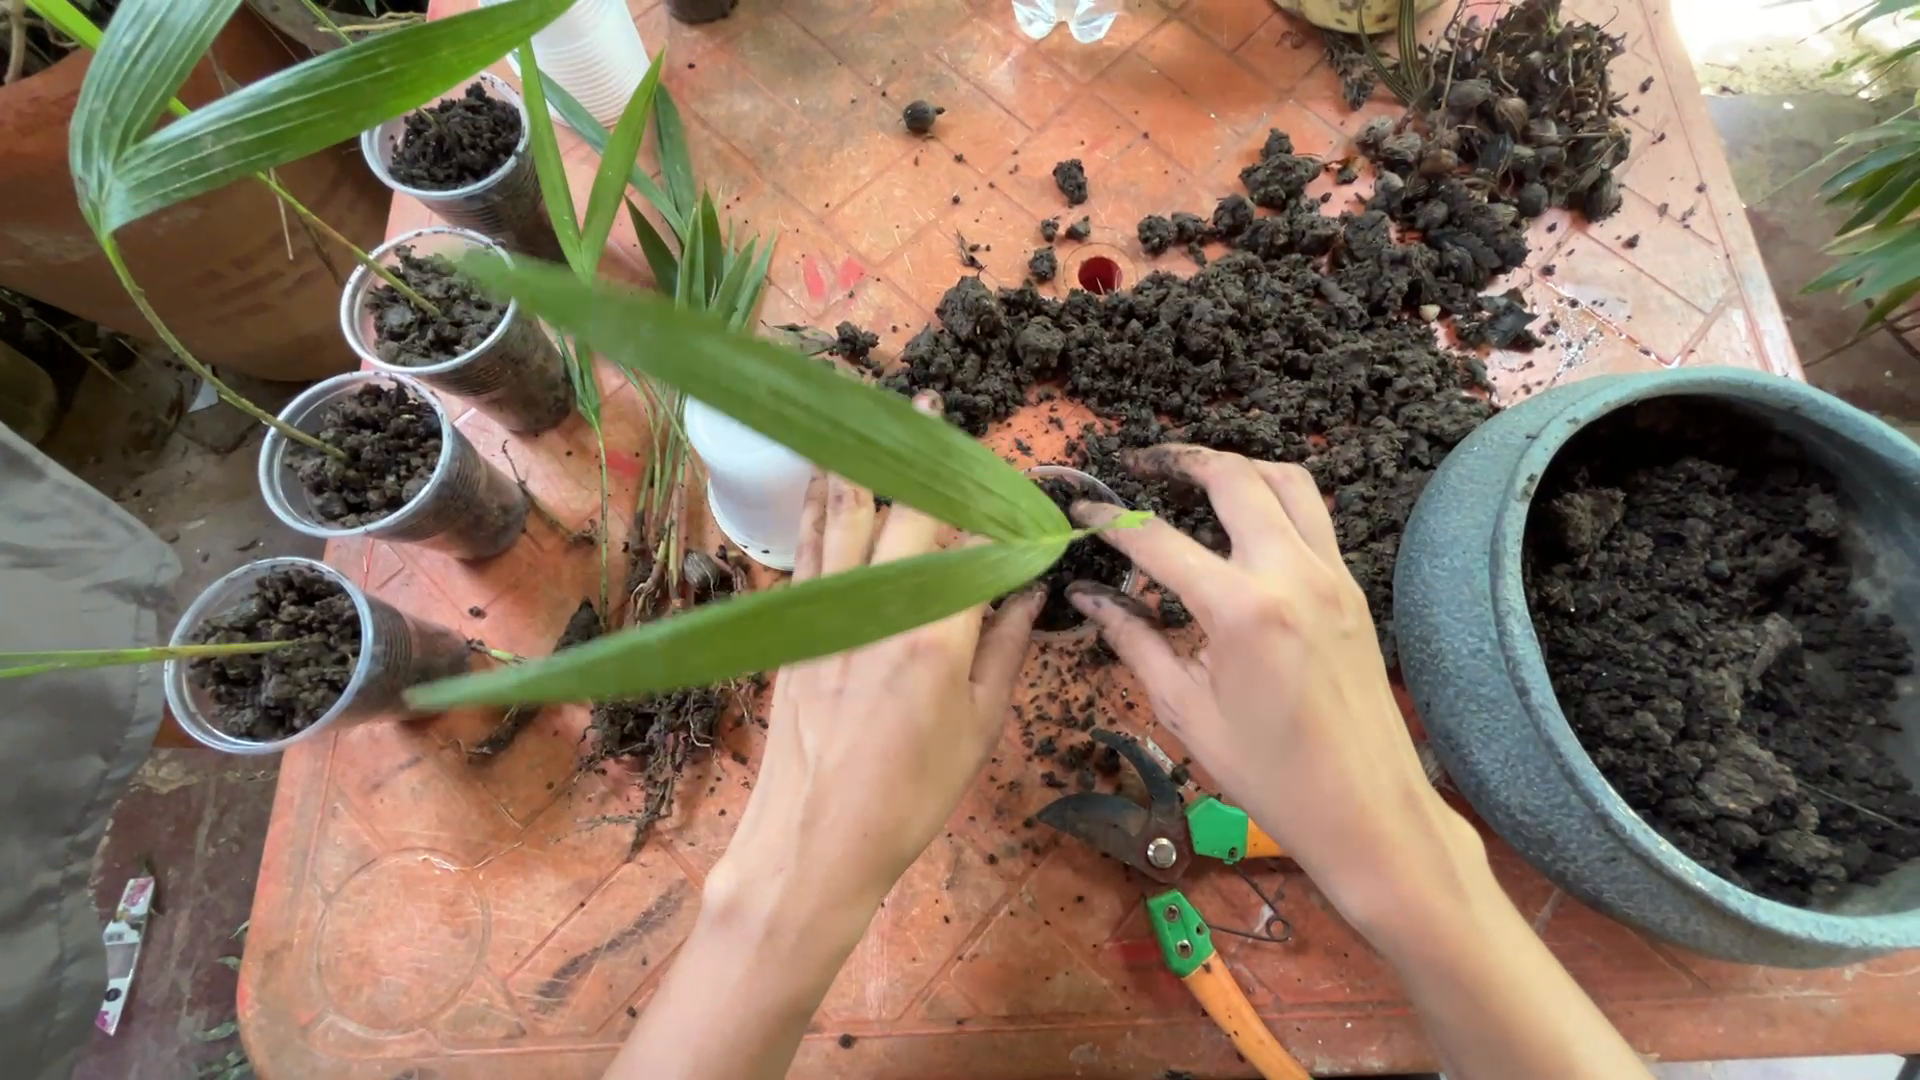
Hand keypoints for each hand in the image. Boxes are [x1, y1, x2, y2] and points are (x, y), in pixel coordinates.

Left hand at [708, 425, 1043, 913]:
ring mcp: (826, 612)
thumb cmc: (912, 792)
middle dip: (915, 453)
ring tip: (861, 413)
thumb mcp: (980, 726)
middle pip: (898, 510)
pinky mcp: (794, 627)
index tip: (992, 468)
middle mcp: (877, 606)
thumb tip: (1027, 589)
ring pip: (839, 516)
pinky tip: (821, 483)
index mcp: (934, 631)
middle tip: (925, 403)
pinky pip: (807, 551)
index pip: (965, 541)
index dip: (980, 499)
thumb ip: (1007, 647)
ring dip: (854, 460)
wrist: (815, 839)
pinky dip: (817, 508)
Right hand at [1067, 445, 1477, 929]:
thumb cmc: (1267, 772)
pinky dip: (1273, 496)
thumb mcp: (1184, 709)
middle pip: (1234, 478)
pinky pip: (1312, 514)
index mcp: (1241, 609)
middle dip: (1181, 460)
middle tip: (1142, 463)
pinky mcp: (1351, 586)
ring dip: (1236, 467)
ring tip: (1195, 476)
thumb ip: (1132, 640)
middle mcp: (1292, 573)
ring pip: (1287, 481)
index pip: (1159, 541)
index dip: (1112, 522)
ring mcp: (1331, 574)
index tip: (1082, 514)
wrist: (1368, 810)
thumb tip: (1087, 597)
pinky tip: (1243, 520)